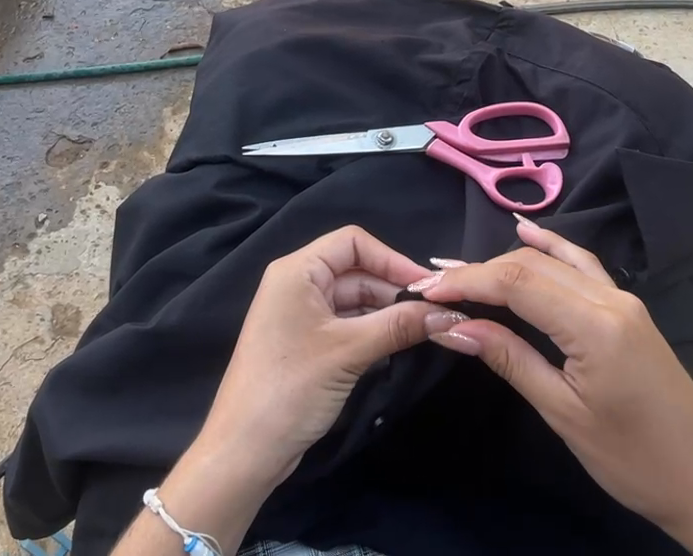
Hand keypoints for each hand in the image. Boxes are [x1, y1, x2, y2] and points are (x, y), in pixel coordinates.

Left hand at [193, 226, 455, 484]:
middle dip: (394, 288)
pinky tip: (401, 344)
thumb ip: (399, 325)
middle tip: (437, 312)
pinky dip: (373, 330)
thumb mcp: (349, 351)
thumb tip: (448, 312)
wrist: (245, 450)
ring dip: (387, 312)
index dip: (392, 259)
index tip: (429, 286)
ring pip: (354, 299)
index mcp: (297, 270)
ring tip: (427, 329)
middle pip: (356, 271)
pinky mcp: (307, 343)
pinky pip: (347, 323)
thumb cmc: (291, 386)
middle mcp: (297, 283)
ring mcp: (301, 314)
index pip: (352, 242)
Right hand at [415, 217, 692, 555]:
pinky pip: (582, 264)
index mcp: (595, 326)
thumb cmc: (633, 460)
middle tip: (432, 288)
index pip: (516, 283)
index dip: (467, 282)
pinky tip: (526, 232)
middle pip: (530, 266)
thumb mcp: (563, 413)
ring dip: (504, 263)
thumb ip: (508, 358)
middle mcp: (610, 299)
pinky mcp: (626, 308)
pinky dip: (551, 246)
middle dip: (478, 273)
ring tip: (459, 271)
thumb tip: (451, 325)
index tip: (426, 293)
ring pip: (552, 263)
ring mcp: (622, 299)